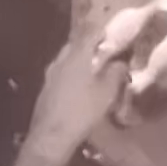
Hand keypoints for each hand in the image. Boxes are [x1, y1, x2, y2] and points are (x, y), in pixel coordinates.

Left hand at [25, 40, 126, 159]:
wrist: (51, 136)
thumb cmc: (83, 111)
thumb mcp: (107, 92)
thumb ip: (116, 72)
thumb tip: (121, 62)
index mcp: (77, 56)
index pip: (89, 32)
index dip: (101, 29)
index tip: (112, 31)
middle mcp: (60, 60)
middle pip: (76, 44)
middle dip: (90, 44)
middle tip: (104, 50)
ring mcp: (50, 74)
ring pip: (67, 58)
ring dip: (80, 59)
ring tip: (94, 68)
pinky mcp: (45, 88)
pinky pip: (62, 72)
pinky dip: (72, 72)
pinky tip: (79, 85)